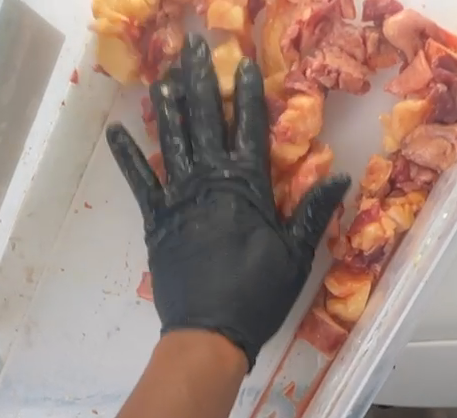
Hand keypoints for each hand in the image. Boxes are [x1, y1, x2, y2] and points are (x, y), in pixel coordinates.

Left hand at [108, 35, 350, 368]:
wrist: (210, 332)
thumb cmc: (258, 297)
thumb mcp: (296, 257)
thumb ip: (314, 213)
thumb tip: (340, 177)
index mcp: (248, 186)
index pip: (249, 126)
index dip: (247, 92)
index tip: (243, 62)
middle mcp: (211, 181)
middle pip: (205, 119)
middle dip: (201, 79)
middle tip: (196, 46)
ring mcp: (179, 198)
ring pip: (172, 139)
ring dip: (167, 104)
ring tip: (163, 74)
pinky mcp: (156, 220)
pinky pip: (139, 180)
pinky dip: (127, 155)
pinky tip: (117, 130)